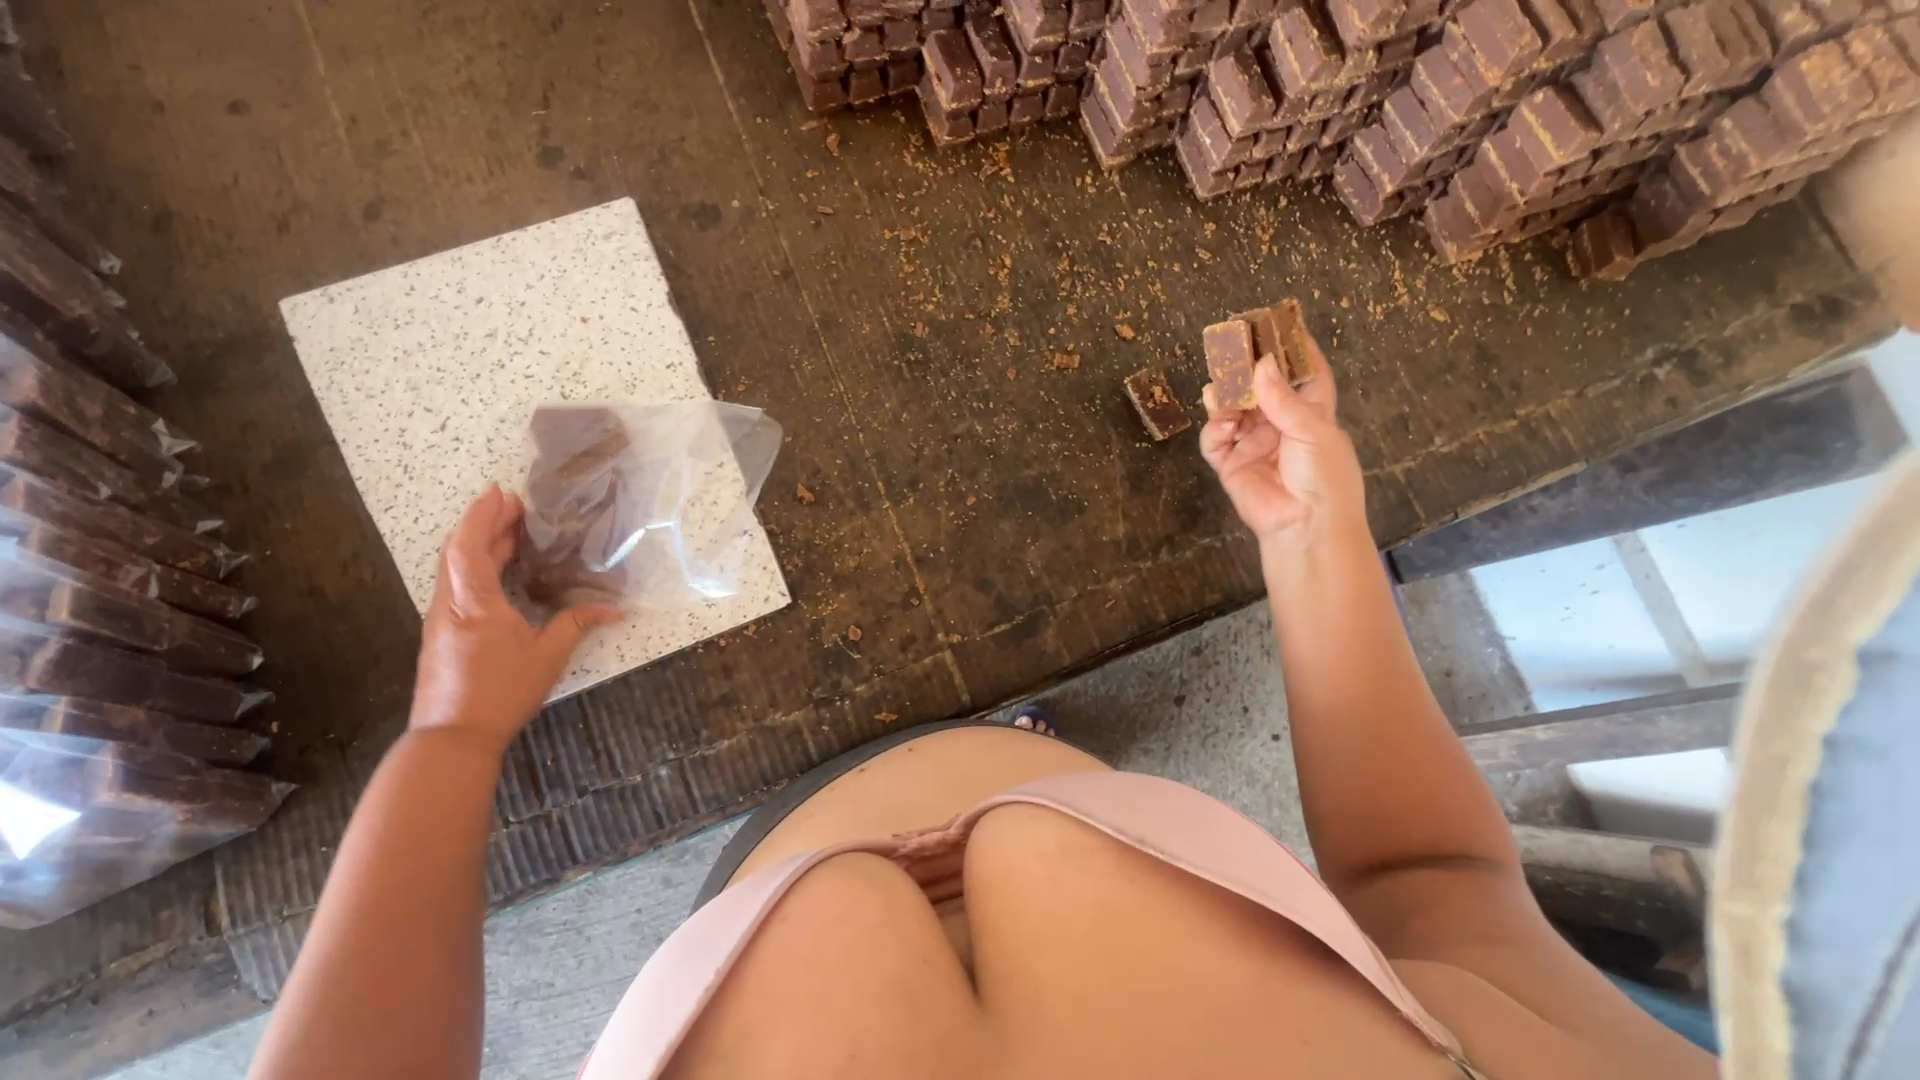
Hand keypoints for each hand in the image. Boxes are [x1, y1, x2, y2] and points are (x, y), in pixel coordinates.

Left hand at [409, 486, 621, 751]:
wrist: (451, 737)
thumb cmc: (501, 693)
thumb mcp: (547, 657)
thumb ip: (576, 626)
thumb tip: (614, 610)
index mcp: (474, 603)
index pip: (469, 546)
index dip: (483, 515)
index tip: (502, 493)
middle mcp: (450, 604)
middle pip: (457, 551)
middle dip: (483, 523)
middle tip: (514, 507)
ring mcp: (440, 620)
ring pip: (453, 569)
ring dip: (477, 545)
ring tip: (509, 533)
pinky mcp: (441, 634)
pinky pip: (455, 586)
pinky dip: (473, 567)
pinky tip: (496, 573)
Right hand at [1200, 335, 1367, 549]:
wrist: (1305, 525)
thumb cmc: (1324, 475)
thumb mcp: (1312, 430)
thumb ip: (1282, 398)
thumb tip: (1260, 364)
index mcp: (1312, 415)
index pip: (1305, 376)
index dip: (1295, 352)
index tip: (1282, 325)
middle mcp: (1281, 426)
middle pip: (1260, 390)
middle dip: (1246, 371)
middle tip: (1230, 350)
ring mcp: (1254, 445)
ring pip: (1232, 412)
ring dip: (1225, 400)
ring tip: (1220, 391)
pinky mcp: (1231, 465)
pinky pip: (1215, 442)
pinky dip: (1214, 430)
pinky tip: (1221, 425)